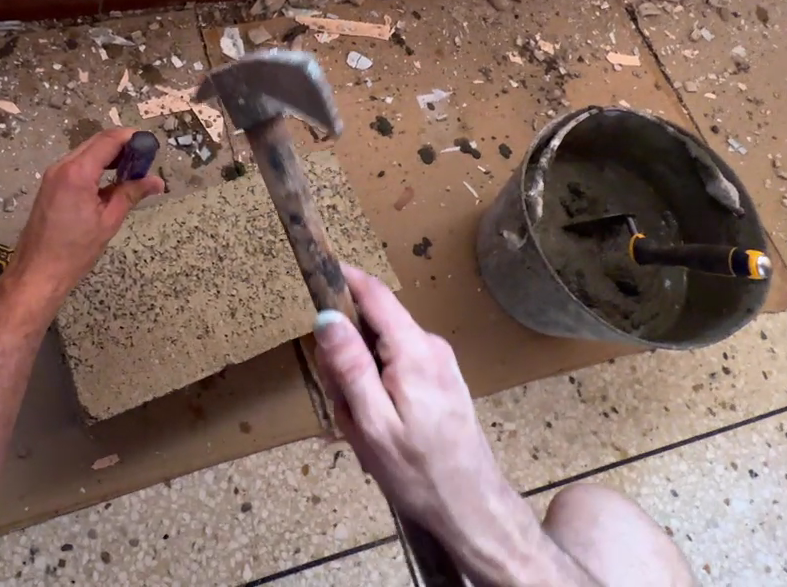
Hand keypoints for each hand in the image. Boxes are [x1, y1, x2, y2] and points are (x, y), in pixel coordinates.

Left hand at [6, 128, 164, 300]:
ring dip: (109, 155)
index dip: (131, 138)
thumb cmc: (75, 251)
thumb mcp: (108, 221)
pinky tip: (111, 180)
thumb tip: (157, 181)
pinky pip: (77, 164)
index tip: (151, 145)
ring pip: (86, 152)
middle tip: (145, 159)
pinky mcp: (50, 184)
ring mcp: (53, 174)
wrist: (37, 272)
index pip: (108, 140)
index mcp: (77, 172)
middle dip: (122, 145)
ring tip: (133, 171)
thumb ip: (131, 194)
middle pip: (97, 142)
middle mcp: (62, 166)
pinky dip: (96, 166)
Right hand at [312, 266, 536, 563]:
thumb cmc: (419, 473)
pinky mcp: (440, 377)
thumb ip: (349, 367)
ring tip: (358, 419)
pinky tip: (377, 422)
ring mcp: (439, 361)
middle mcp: (430, 345)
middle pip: (373, 321)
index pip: (374, 292)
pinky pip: (396, 362)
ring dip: (360, 372)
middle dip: (345, 347)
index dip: (343, 277)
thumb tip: (326, 316)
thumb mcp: (371, 424)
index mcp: (414, 350)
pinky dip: (376, 382)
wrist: (474, 513)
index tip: (313, 272)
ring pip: (382, 344)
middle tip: (336, 394)